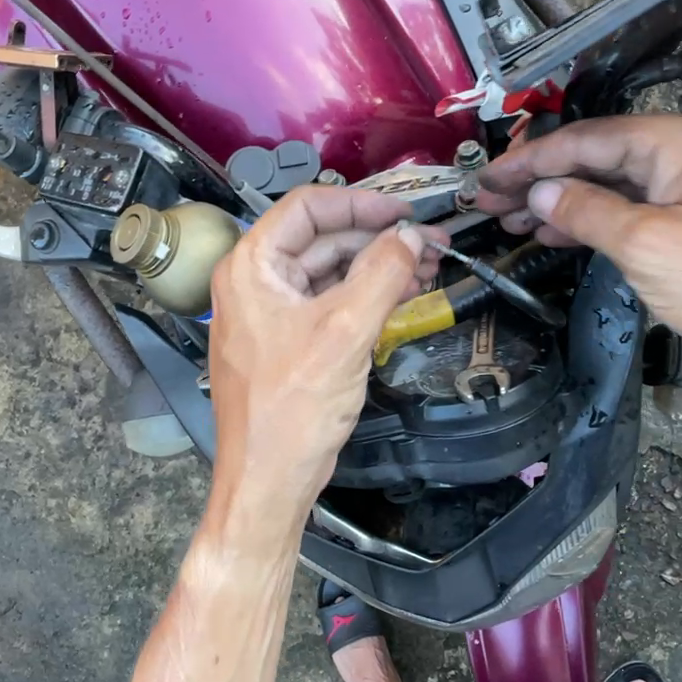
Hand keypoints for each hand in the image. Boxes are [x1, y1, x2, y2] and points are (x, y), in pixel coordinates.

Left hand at [207, 186, 442, 538]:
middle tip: (429, 244)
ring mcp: (272, 313)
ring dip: (377, 268)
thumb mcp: (346, 331)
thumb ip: (382, 274)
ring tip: (428, 269)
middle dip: (378, 239)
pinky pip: (330, 303)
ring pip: (330, 272)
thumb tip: (413, 236)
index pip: (306, 207)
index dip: (360, 203)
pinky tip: (405, 294)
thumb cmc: (294, 406)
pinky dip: (366, 296)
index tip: (405, 212)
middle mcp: (256, 282)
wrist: (269, 478)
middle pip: (322, 239)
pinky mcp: (290, 341)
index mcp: (252, 266)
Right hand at [475, 114, 681, 379]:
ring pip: (615, 182)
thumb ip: (588, 213)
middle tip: (490, 201)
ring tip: (515, 220)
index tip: (486, 179)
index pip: (585, 139)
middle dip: (540, 179)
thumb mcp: (648, 247)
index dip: (529, 160)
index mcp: (678, 142)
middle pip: (598, 156)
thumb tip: (543, 192)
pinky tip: (562, 233)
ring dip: (564, 200)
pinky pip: (638, 204)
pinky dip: (597, 217)